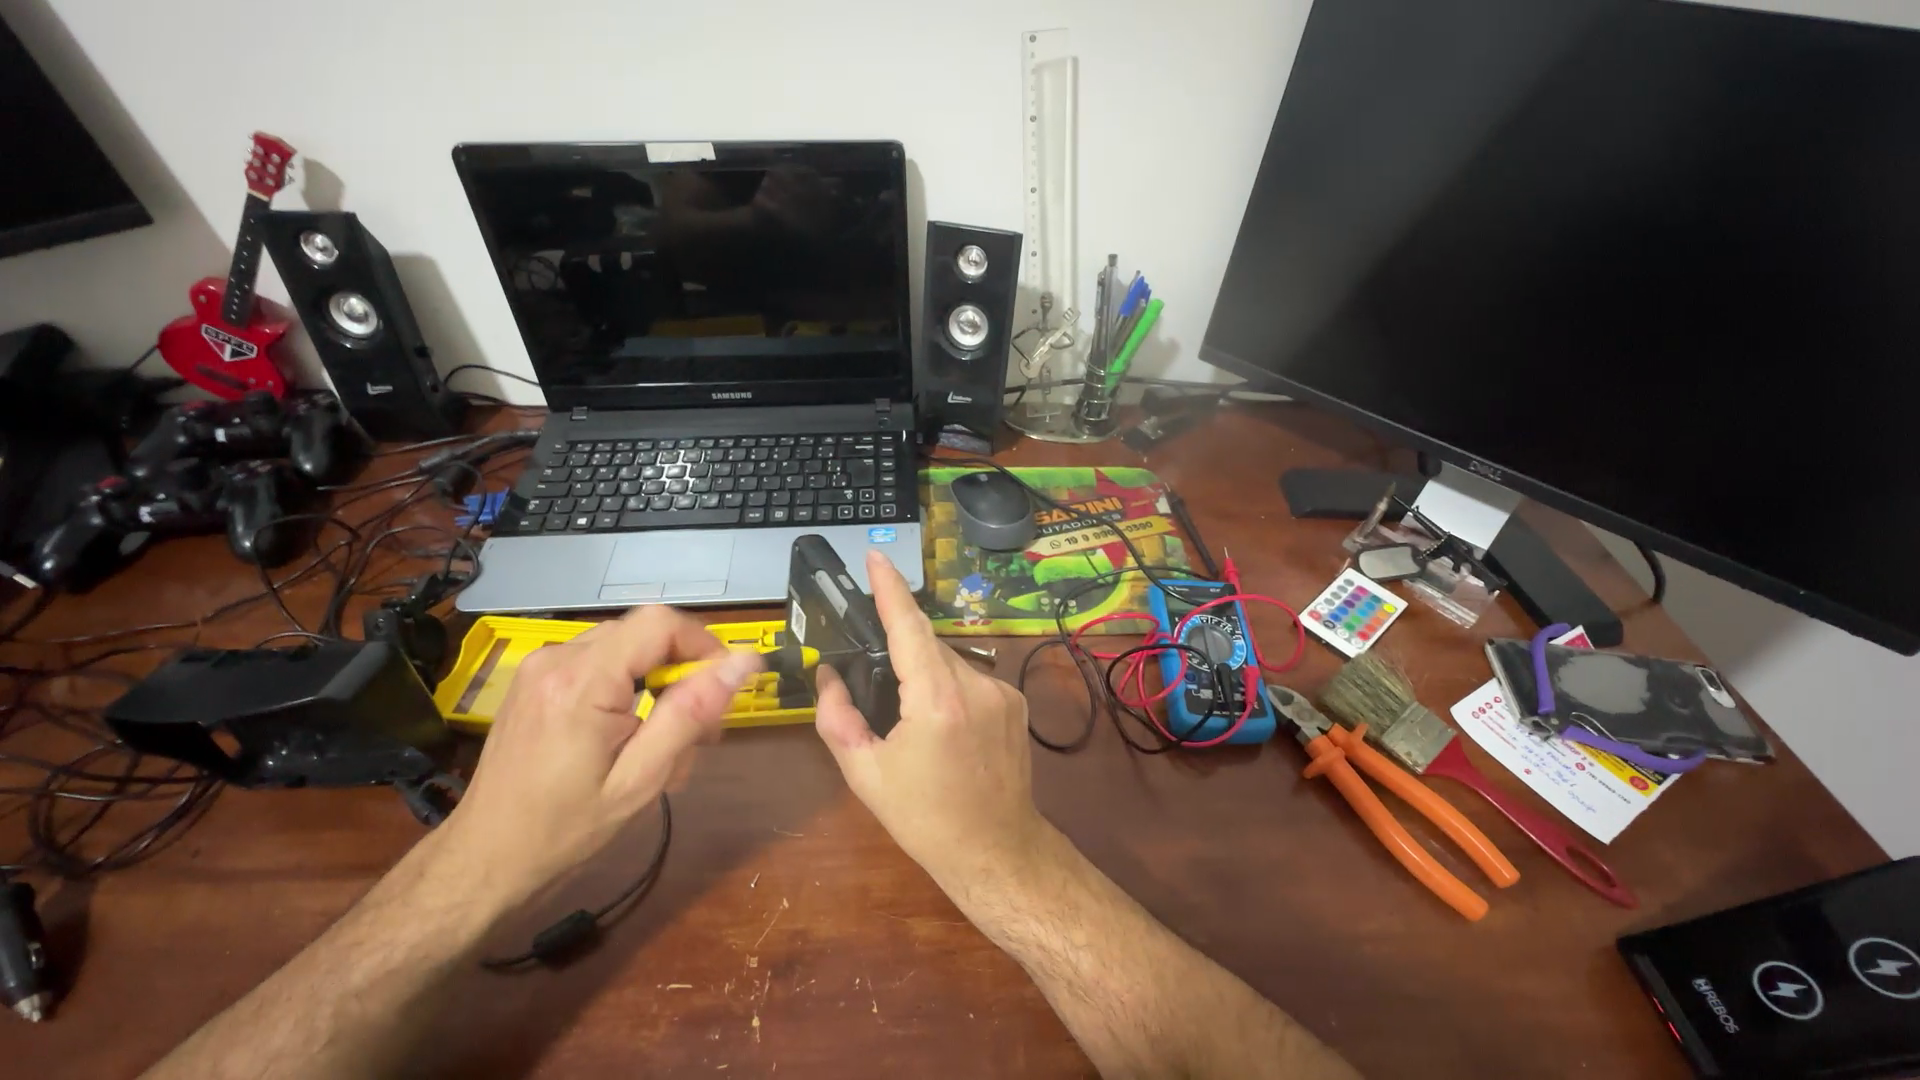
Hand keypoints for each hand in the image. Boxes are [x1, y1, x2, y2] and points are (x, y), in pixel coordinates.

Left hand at [435, 606, 761, 908]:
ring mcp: (541, 665)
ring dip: (656, 679)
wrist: (484, 858)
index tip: (722, 689)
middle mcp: (557, 658)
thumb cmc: (566, 829)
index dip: (703, 645)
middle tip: (699, 729)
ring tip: (664, 739)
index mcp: (582, 680)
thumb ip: (693, 713)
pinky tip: (629, 732)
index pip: (660, 623)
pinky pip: (599, 661)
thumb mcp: (641, 779)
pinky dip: (627, 685)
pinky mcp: (535, 678)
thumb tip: (744, 663)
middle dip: (682, 670)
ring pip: (625, 646)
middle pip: (644, 632)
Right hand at [814, 551, 1044, 894]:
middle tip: (875, 683)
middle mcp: (976, 686)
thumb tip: (829, 676)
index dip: (890, 588)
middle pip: (928, 645)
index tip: (876, 556)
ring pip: (950, 661)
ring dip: (925, 672)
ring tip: (912, 719)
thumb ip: (837, 717)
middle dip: (899, 651)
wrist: (996, 850)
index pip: (909, 627)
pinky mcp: (1016, 703)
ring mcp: (1002, 692)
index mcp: (937, 701)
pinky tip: (941, 725)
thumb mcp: (865, 773)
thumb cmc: (925, 818)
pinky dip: (948, 686)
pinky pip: (971, 677)